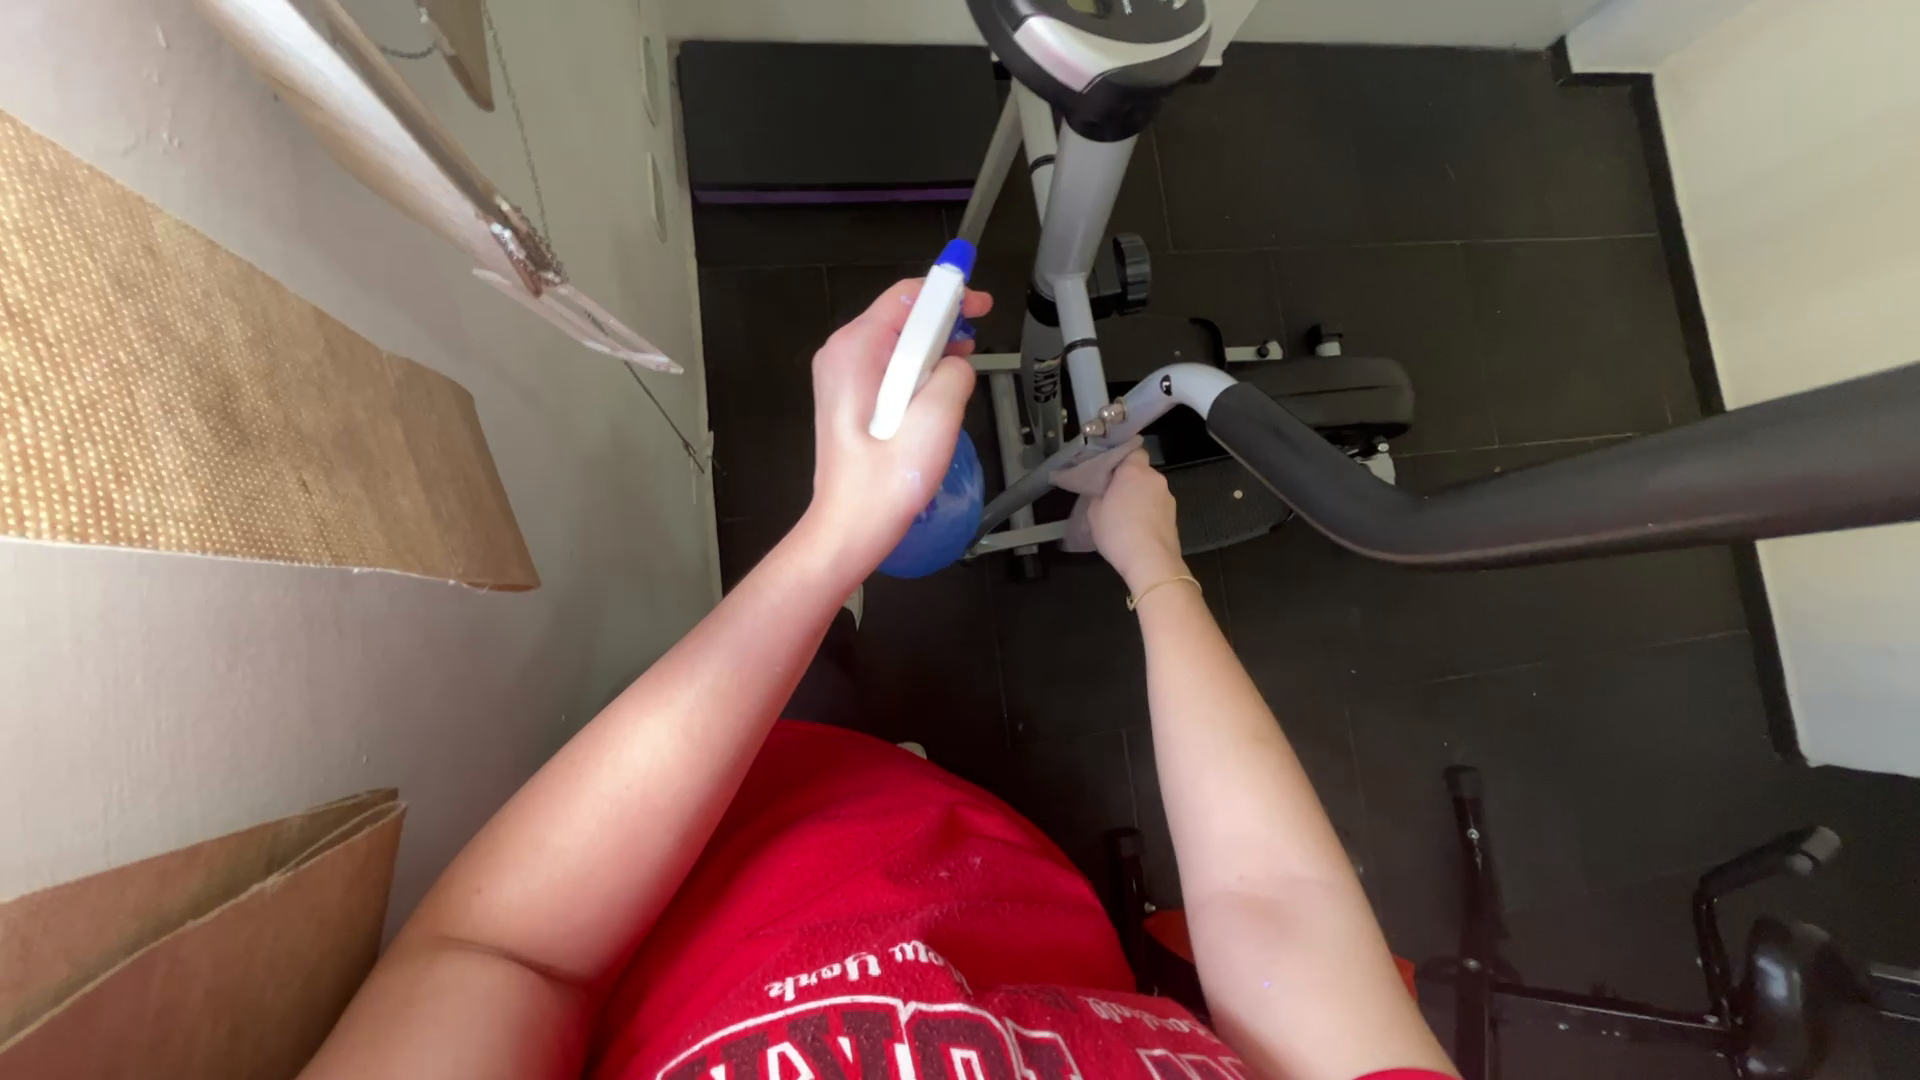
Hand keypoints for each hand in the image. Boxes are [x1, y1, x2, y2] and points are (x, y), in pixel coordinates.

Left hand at [800, 278, 993, 581]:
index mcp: (855, 349)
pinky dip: (916, 371)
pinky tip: (937, 391)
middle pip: (899, 317)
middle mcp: (841, 354)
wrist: (850, 528)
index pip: (906, 297)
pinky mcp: (847, 398)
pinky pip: (887, 368)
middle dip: (942, 323)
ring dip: (931, 350)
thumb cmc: (887, 482)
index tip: (983, 305)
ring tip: (961, 369)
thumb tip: (956, 363)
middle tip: (978, 341)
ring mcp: (840, 376)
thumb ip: (953, 375)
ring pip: (896, 344)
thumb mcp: (935, 422)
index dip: (949, 293)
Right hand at [1088, 449, 1187, 593]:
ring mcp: (1168, 497)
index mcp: (1134, 471)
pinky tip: (1138, 528)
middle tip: (1113, 496)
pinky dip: (1149, 512)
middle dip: (1129, 480)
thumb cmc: (1118, 532)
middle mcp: (1155, 478)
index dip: (1122, 459)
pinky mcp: (1174, 515)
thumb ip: (1098, 494)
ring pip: (1151, 489)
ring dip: (1140, 497)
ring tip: (1126, 516)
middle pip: (1142, 472)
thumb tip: (1103, 490)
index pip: (1133, 450)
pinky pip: (1157, 506)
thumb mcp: (1094, 513)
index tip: (1109, 471)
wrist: (1151, 561)